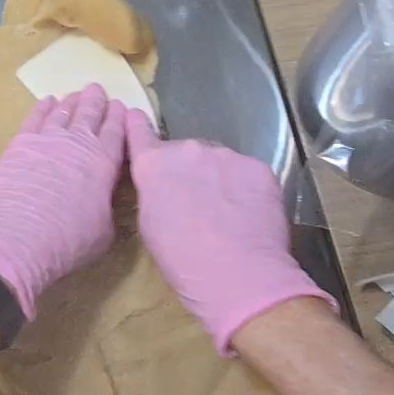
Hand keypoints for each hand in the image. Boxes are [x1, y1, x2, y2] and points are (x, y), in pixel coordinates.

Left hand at [0, 84, 127, 318]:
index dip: (119, 116)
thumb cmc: (68, 242)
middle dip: (96, 101)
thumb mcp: (105, 230)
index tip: (120, 105)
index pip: (116, 131)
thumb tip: (104, 197)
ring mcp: (47, 139)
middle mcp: (78, 143)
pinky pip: (34, 117)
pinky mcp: (21, 144)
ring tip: (76, 95)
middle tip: (98, 90)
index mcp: (104, 162)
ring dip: (71, 102)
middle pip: (90, 114)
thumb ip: (107, 205)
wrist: (18, 239)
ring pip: (63, 112)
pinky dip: (43, 107)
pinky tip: (47, 101)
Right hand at [126, 114, 336, 353]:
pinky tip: (247, 214)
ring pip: (217, 162)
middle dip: (187, 171)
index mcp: (155, 165)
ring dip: (217, 178)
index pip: (139, 133)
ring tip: (225, 213)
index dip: (137, 127)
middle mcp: (189, 150)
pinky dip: (244, 189)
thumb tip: (164, 183)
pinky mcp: (258, 167)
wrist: (240, 277)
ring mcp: (227, 156)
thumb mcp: (150, 226)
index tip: (134, 117)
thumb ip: (153, 192)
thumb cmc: (183, 261)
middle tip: (195, 203)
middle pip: (184, 153)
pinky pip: (245, 173)